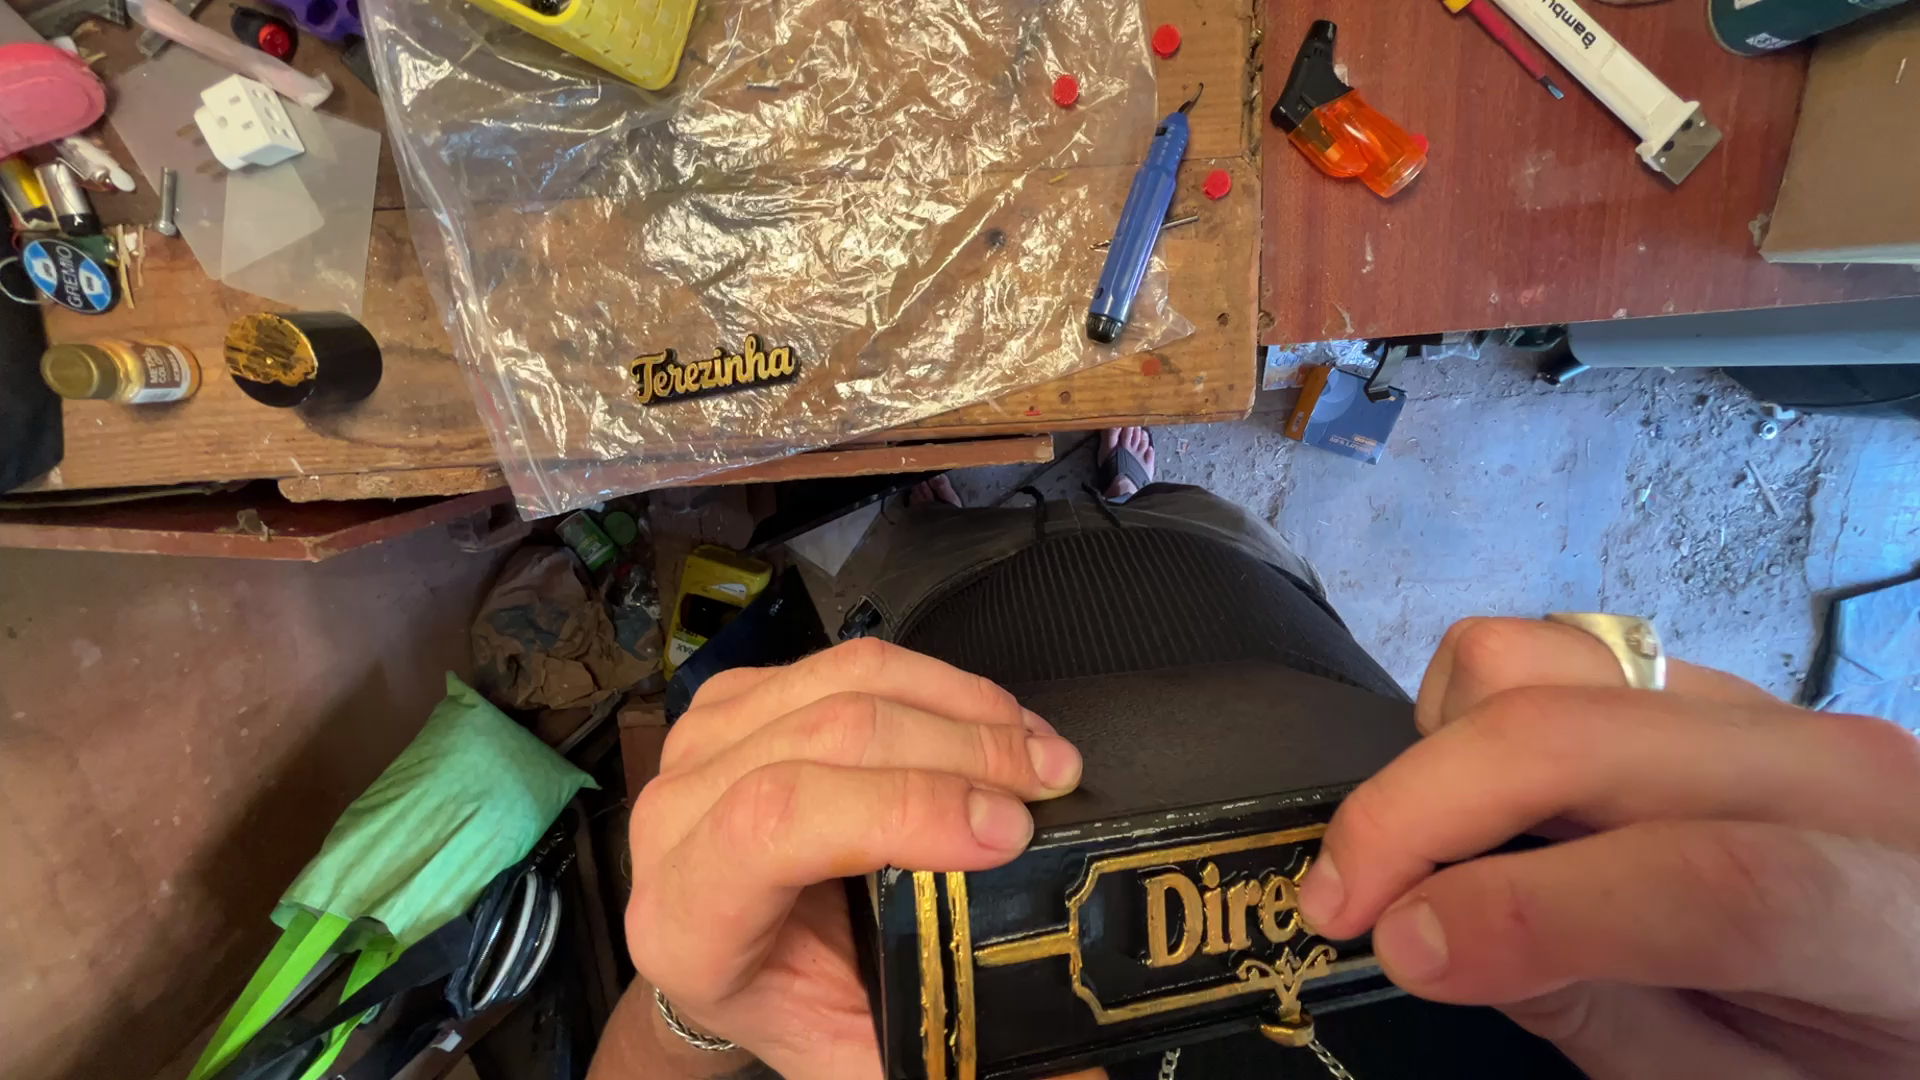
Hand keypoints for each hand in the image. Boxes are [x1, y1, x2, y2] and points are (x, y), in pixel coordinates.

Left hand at [623, 640, 1084, 1079]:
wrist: (727, 938)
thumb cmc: (790, 990)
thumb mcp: (853, 1043)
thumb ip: (937, 1049)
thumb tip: (1070, 1058)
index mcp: (686, 913)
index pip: (779, 822)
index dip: (904, 807)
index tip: (1009, 830)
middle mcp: (678, 808)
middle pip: (831, 733)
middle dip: (963, 748)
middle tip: (1051, 777)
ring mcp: (710, 734)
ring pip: (852, 678)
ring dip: (963, 703)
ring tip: (1034, 742)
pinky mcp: (745, 690)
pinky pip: (855, 658)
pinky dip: (939, 680)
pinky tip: (989, 714)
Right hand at [1298, 617, 1919, 1079]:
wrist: (1907, 954)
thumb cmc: (1831, 1057)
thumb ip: (1579, 1002)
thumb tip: (1412, 930)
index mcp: (1908, 915)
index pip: (1719, 884)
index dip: (1527, 912)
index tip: (1394, 948)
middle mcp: (1824, 763)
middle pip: (1566, 736)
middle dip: (1414, 809)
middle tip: (1340, 895)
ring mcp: (1733, 694)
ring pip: (1516, 660)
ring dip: (1433, 750)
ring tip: (1437, 838)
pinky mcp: (1658, 668)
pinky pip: (1512, 652)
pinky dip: (1452, 716)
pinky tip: (1486, 795)